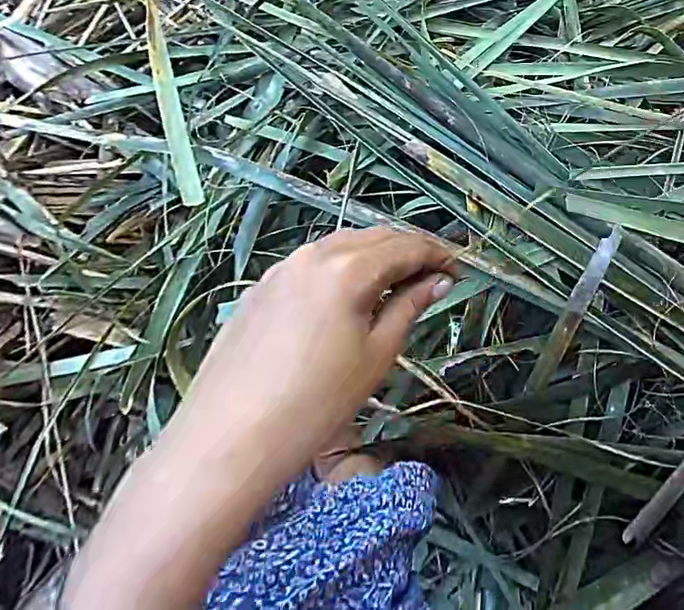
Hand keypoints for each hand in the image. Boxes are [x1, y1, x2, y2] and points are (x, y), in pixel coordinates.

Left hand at [165, 226, 456, 476]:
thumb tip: (440, 280)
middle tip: (434, 277)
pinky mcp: (261, 286)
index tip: (459, 272)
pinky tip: (349, 297)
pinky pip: (314, 263)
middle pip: (376, 237)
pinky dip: (343, 268)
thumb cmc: (315, 405)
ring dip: (376, 256)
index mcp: (348, 267)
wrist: (225, 445)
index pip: (407, 245)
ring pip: (344, 245)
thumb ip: (410, 306)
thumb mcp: (377, 355)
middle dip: (410, 251)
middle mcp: (315, 253)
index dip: (439, 255)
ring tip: (396, 285)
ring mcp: (283, 267)